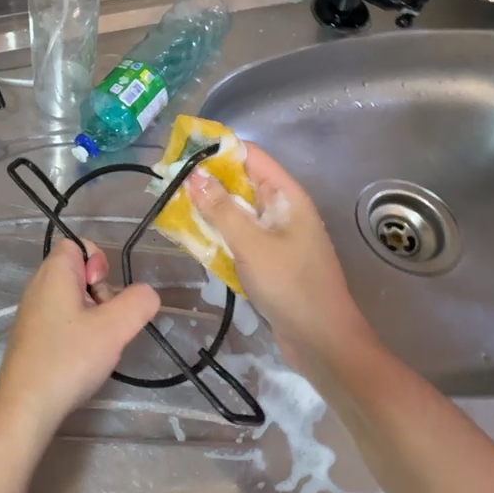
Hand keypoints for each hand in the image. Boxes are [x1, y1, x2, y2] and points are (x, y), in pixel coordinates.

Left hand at [0, 242, 161, 433]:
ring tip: (93, 347)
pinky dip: (76, 333)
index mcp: (55, 271)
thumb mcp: (114, 328)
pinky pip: (61, 320)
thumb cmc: (69, 357)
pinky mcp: (31, 334)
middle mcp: (39, 284)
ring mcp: (33, 310)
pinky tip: (79, 359)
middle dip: (100, 295)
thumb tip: (147, 293)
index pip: (79, 245)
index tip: (103, 296)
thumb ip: (138, 303)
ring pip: (73, 299)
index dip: (99, 264)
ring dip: (91, 319)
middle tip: (103, 325)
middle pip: (79, 273)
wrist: (26, 404)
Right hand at [186, 144, 370, 365]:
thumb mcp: (250, 243)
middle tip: (168, 178)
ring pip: (238, 210)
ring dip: (209, 207)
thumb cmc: (291, 286)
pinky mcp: (270, 259)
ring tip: (173, 204)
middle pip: (241, 181)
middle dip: (207, 178)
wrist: (324, 344)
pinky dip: (218, 232)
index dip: (218, 148)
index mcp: (287, 196)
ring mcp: (278, 235)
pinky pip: (240, 235)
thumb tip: (193, 174)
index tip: (182, 148)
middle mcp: (283, 210)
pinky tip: (193, 237)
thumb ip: (220, 208)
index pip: (250, 155)